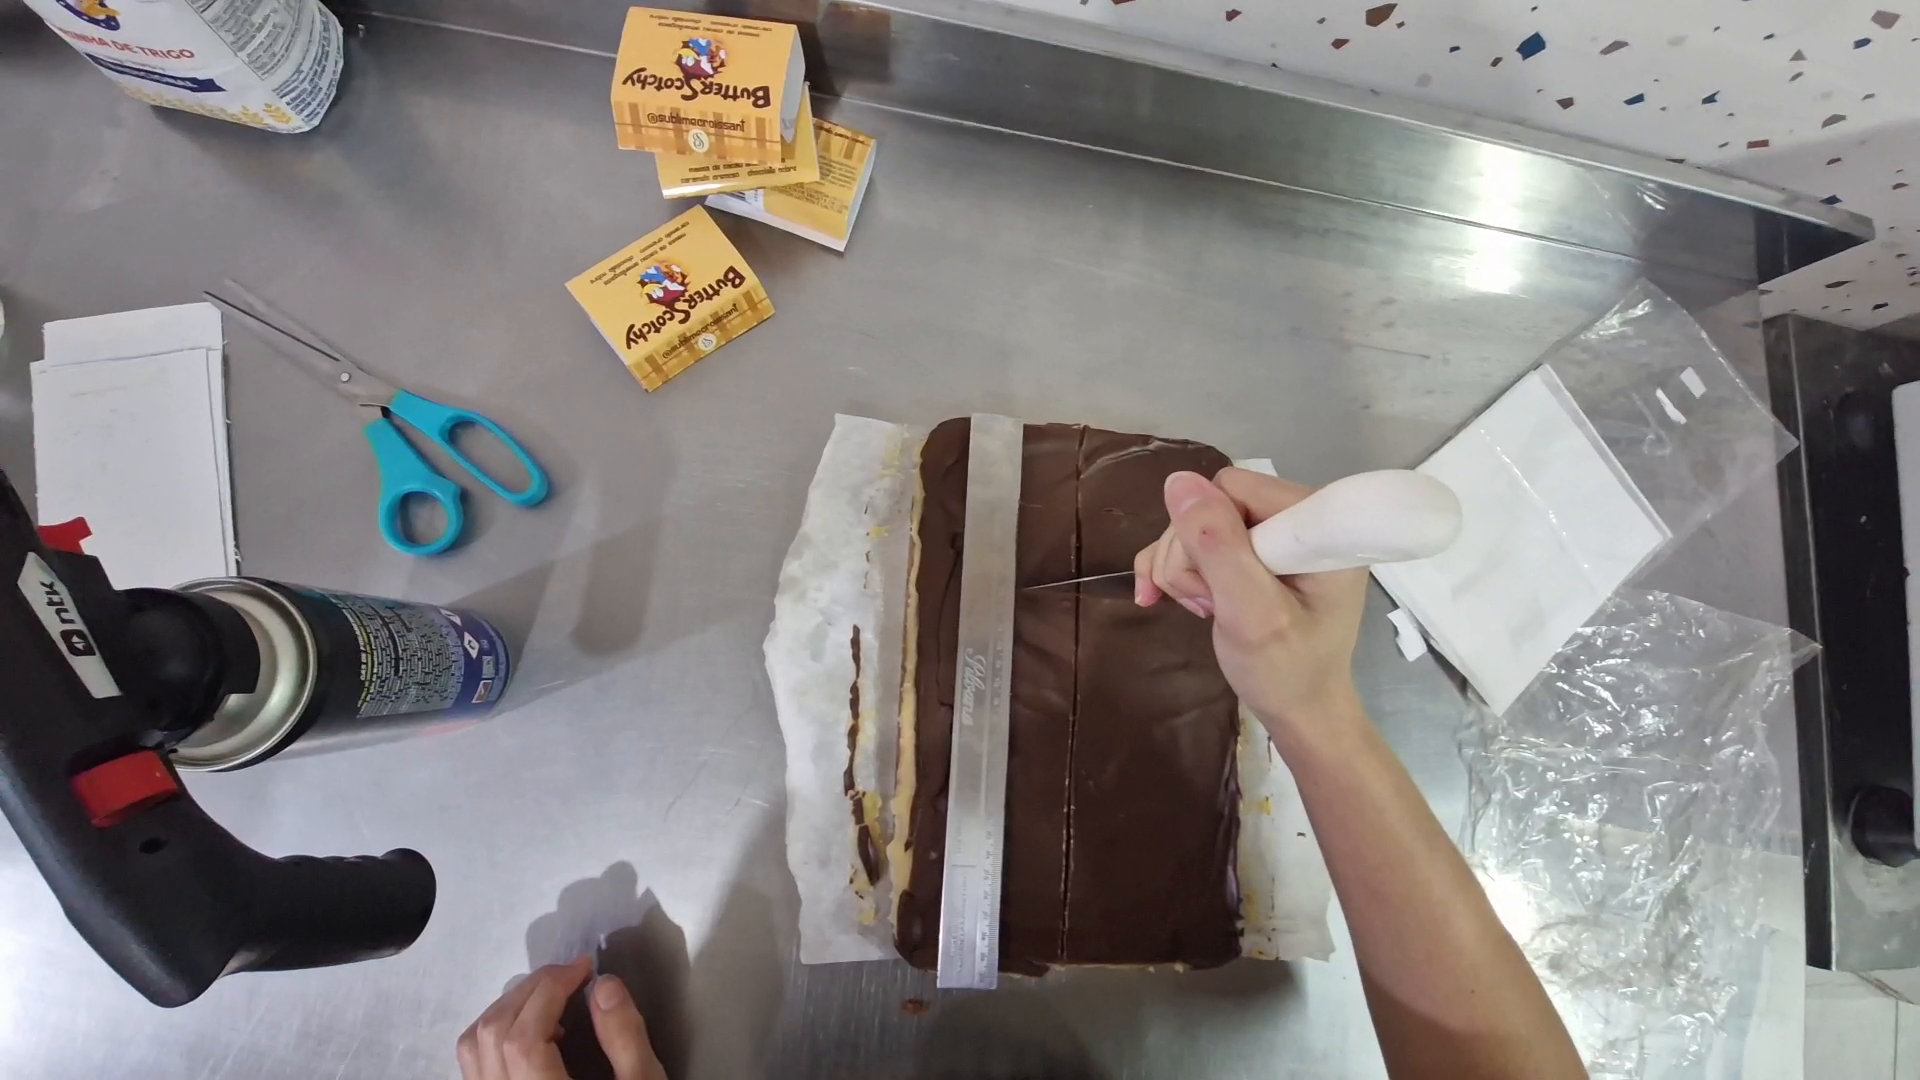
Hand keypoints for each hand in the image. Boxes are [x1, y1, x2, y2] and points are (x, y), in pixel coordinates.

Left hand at [457, 957, 667, 1079]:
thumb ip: (625, 1035)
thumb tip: (602, 983)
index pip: (524, 1037)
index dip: (551, 989)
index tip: (586, 967)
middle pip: (491, 1035)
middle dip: (533, 988)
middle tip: (573, 974)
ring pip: (472, 1049)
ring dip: (510, 1006)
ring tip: (553, 994)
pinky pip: (474, 1066)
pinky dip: (498, 1032)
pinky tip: (537, 1030)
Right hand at [1134, 468, 1369, 733]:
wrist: (1299, 711)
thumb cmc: (1285, 671)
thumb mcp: (1251, 615)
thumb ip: (1218, 547)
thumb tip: (1177, 482)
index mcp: (1314, 522)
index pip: (1231, 490)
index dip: (1206, 535)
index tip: (1216, 589)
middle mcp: (1296, 517)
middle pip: (1208, 506)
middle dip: (1189, 556)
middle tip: (1206, 604)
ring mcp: (1271, 534)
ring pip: (1193, 523)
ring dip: (1179, 568)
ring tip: (1202, 608)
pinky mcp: (1250, 550)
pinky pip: (1190, 539)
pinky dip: (1171, 569)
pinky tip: (1160, 597)